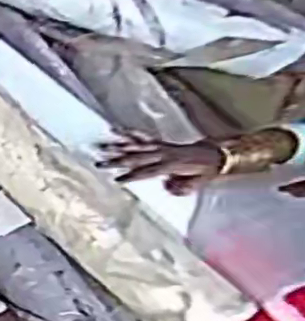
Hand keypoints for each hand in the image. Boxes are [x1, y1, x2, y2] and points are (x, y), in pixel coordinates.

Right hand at [97, 136, 222, 194]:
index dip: (135, 175)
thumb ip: (183, 187)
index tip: (118, 179)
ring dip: (119, 147)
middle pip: (139, 157)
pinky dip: (130, 134)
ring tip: (101, 148)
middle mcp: (167, 153)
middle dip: (119, 161)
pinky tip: (116, 130)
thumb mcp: (200, 182)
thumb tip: (172, 190)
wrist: (221, 155)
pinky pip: (144, 138)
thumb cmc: (207, 171)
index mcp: (175, 164)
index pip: (151, 170)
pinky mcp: (161, 144)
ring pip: (139, 146)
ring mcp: (163, 147)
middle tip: (100, 164)